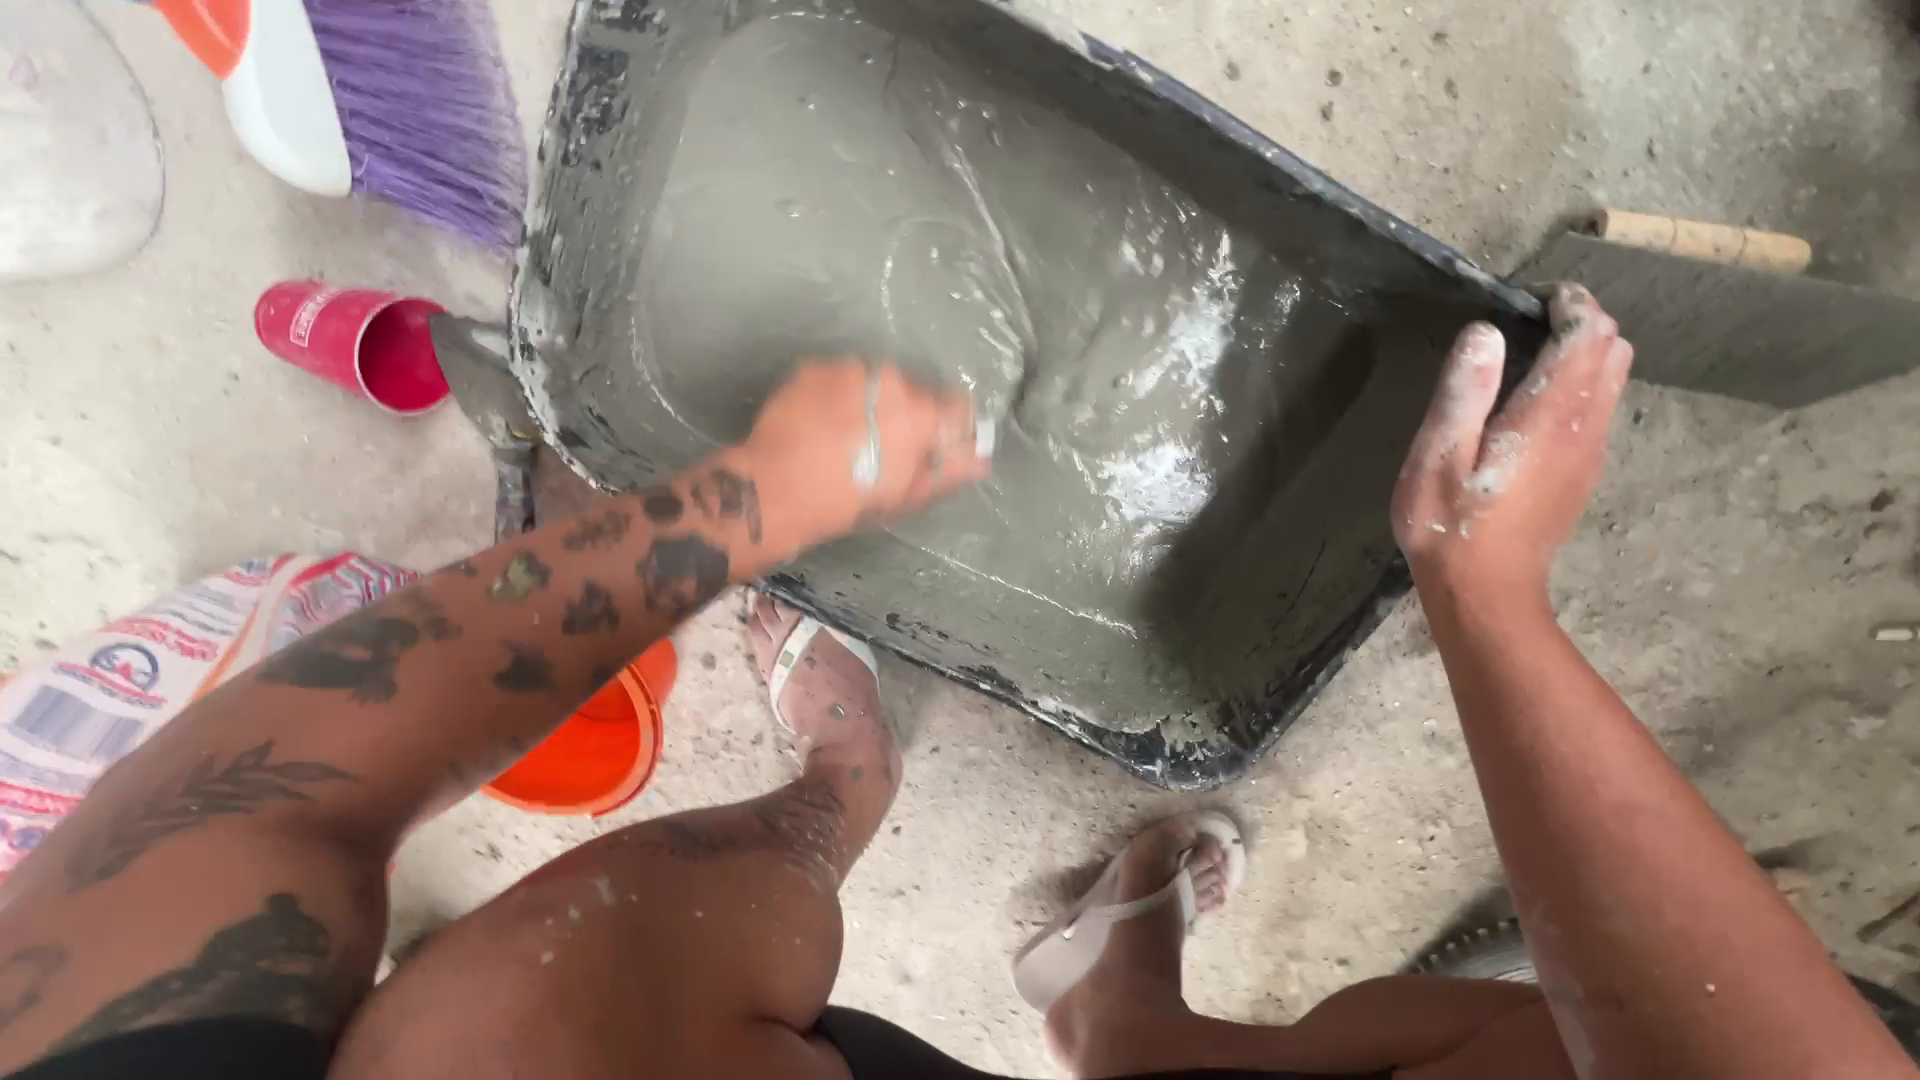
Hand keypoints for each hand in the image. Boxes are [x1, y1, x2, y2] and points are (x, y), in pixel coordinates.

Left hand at [731, 358, 990, 555]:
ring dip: (871, 402)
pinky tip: (823, 424)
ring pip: (875, 382)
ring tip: (849, 436)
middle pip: (913, 392)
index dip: (953, 426)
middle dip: (906, 414)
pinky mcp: (813, 368)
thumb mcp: (905, 494)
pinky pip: (840, 379)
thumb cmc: (848, 499)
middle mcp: (889, 378)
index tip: (940, 443)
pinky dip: (838, 396)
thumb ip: (949, 471)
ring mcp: (848, 368)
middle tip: (886, 447)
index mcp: (920, 411)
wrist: (777, 488)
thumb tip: (981, 459)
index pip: (958, 407)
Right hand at [1392, 284, 1633, 603]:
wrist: (1484, 591)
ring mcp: (1590, 451)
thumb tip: (1485, 332)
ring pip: (1612, 378)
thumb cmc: (1449, 524)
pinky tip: (1529, 408)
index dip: (1567, 303)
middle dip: (1580, 322)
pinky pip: (1598, 410)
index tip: (1526, 299)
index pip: (1587, 332)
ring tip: (1526, 359)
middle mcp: (1584, 425)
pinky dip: (1578, 387)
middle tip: (1525, 326)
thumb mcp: (1436, 456)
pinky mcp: (1583, 473)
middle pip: (1612, 348)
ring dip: (1582, 354)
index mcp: (1548, 414)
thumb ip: (1464, 391)